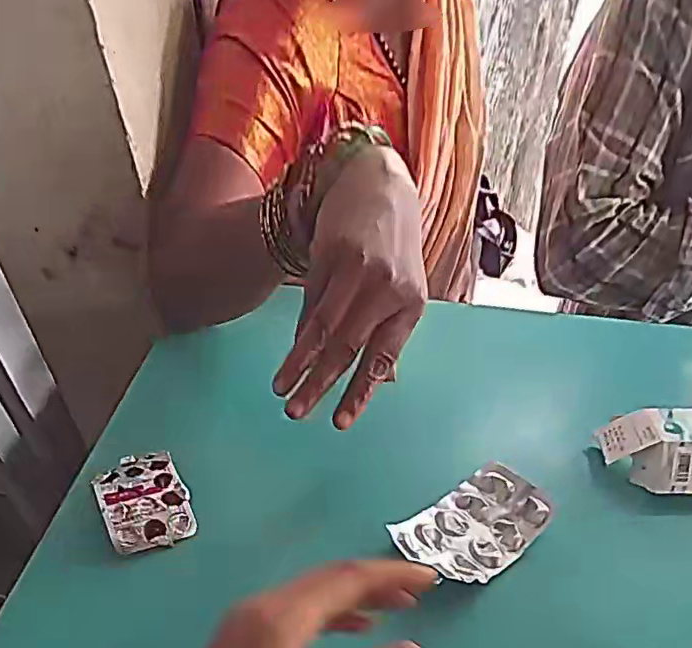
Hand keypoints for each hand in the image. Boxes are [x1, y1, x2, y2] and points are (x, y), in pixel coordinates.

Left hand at [126, 560, 436, 647]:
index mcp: (280, 622)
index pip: (346, 580)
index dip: (391, 576)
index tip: (429, 579)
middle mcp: (264, 609)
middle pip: (331, 578)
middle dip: (379, 580)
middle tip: (422, 589)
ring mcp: (250, 620)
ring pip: (315, 593)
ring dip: (358, 595)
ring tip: (400, 605)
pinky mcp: (244, 637)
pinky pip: (300, 611)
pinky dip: (334, 612)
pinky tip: (355, 627)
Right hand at [272, 146, 427, 429]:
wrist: (379, 182)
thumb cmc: (394, 247)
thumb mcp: (404, 290)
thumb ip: (388, 335)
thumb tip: (379, 382)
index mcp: (409, 305)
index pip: (380, 360)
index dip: (358, 393)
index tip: (339, 422)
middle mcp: (386, 288)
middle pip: (345, 347)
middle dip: (318, 384)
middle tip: (297, 412)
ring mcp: (356, 270)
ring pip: (321, 328)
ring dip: (298, 363)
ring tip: (281, 388)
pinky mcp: (329, 254)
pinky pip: (310, 303)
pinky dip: (300, 332)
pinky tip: (293, 355)